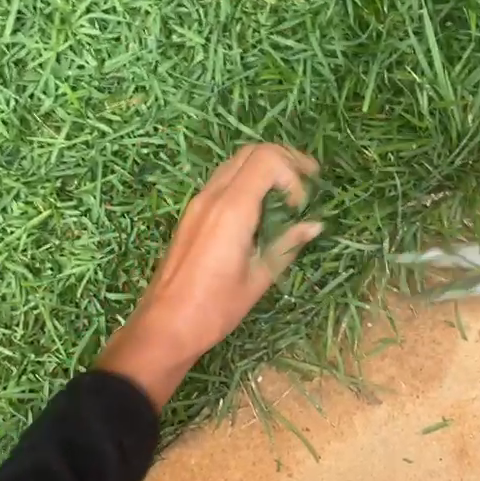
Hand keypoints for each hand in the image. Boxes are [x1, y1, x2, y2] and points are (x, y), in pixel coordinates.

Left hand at [96, 144, 321, 409]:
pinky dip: (248, 182)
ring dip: (265, 169)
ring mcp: (197, 204)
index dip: (293, 174)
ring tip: (289, 193)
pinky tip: (262, 208)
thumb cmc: (213, 310)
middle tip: (309, 181)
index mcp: (230, 210)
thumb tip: (315, 225)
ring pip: (235, 164)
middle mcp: (211, 197)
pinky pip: (223, 182)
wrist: (164, 326)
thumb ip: (286, 245)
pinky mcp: (191, 215)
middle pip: (251, 153)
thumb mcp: (258, 279)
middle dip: (284, 161)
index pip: (267, 160)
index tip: (302, 206)